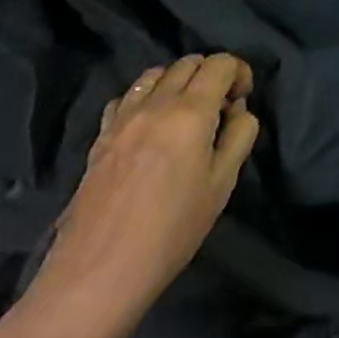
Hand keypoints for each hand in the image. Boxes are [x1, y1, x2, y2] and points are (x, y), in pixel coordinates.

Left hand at [0, 54, 259, 337]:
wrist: (96, 275)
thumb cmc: (172, 228)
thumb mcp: (224, 182)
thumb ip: (240, 134)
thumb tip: (237, 109)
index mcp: (191, 112)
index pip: (220, 63)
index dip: (240, 72)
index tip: (242, 100)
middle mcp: (154, 106)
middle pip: (188, 62)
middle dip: (211, 74)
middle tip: (220, 106)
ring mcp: (121, 121)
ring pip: (155, 74)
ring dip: (177, 81)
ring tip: (185, 112)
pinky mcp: (98, 140)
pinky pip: (126, 98)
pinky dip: (145, 98)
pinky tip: (150, 125)